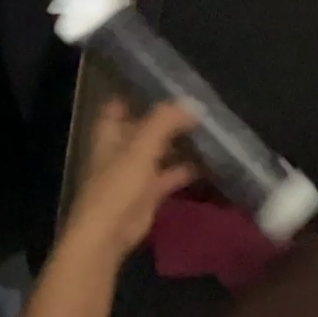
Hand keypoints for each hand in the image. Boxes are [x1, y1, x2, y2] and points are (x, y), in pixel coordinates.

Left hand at [58, 98, 199, 261]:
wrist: (108, 235)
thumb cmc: (116, 186)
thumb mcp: (140, 148)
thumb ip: (164, 122)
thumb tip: (192, 104)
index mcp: (109, 133)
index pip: (119, 104)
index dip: (137, 92)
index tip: (165, 82)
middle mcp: (120, 148)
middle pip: (143, 126)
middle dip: (167, 117)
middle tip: (198, 104)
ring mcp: (134, 171)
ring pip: (159, 150)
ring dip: (179, 142)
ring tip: (208, 128)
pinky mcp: (148, 193)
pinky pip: (169, 175)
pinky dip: (186, 169)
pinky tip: (209, 162)